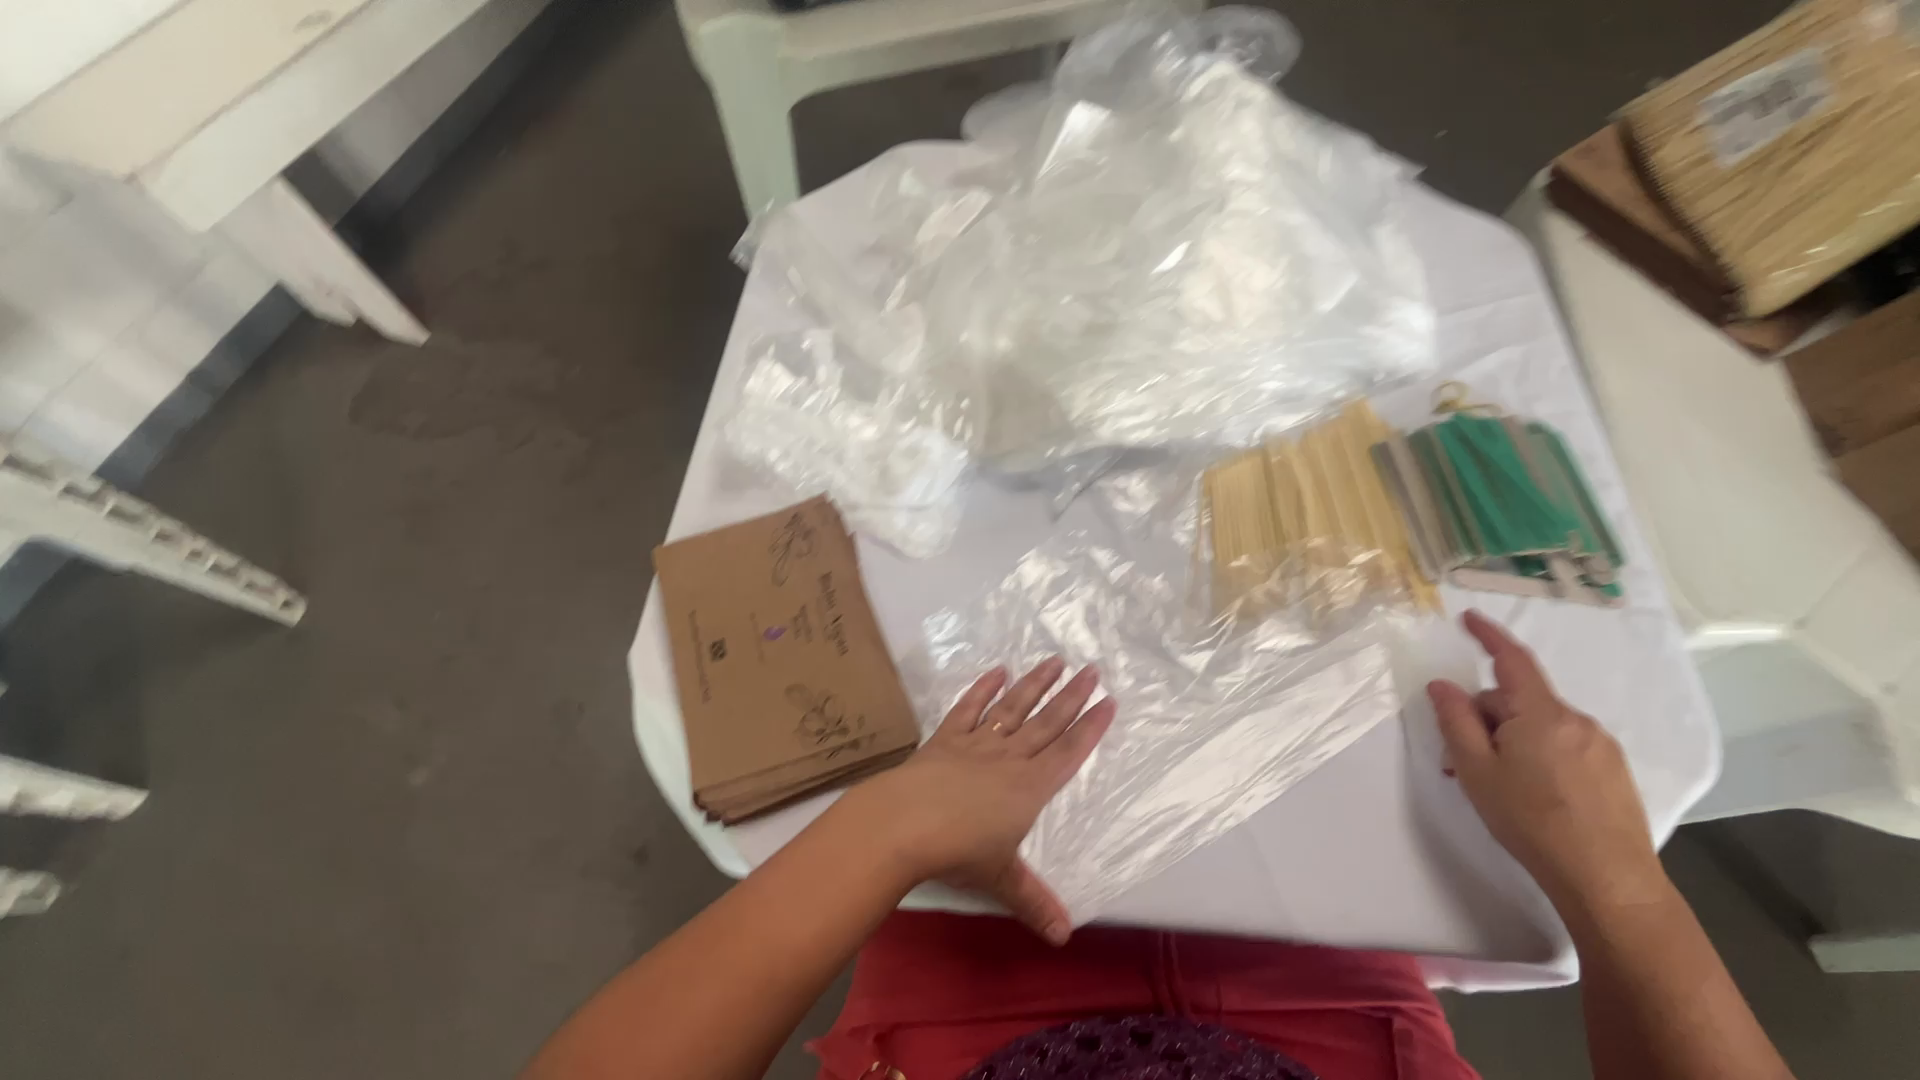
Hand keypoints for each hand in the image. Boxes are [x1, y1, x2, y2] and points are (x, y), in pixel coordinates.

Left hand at [848, 657, 1114, 944]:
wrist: (903, 823)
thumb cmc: (958, 852)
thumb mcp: (1000, 879)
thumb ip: (1033, 902)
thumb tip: (1064, 938)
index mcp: (1029, 787)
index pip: (1068, 752)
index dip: (1090, 728)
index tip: (1108, 701)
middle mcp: (1008, 758)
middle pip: (1047, 722)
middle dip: (1072, 696)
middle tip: (1093, 669)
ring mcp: (976, 744)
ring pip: (1013, 708)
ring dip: (1035, 684)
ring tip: (1054, 661)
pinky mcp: (945, 739)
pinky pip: (968, 709)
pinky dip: (983, 689)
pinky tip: (996, 672)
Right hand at [1427, 610, 1668, 915]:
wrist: (1608, 881)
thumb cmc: (1531, 821)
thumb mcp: (1477, 771)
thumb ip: (1455, 721)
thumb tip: (1443, 685)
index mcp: (1540, 714)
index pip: (1511, 660)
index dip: (1488, 636)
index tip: (1468, 618)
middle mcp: (1576, 720)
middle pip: (1517, 701)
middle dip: (1483, 718)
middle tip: (1457, 759)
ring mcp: (1600, 746)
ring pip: (1538, 726)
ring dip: (1508, 741)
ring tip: (1491, 784)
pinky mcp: (1613, 771)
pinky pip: (1562, 746)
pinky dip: (1535, 755)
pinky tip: (1527, 795)